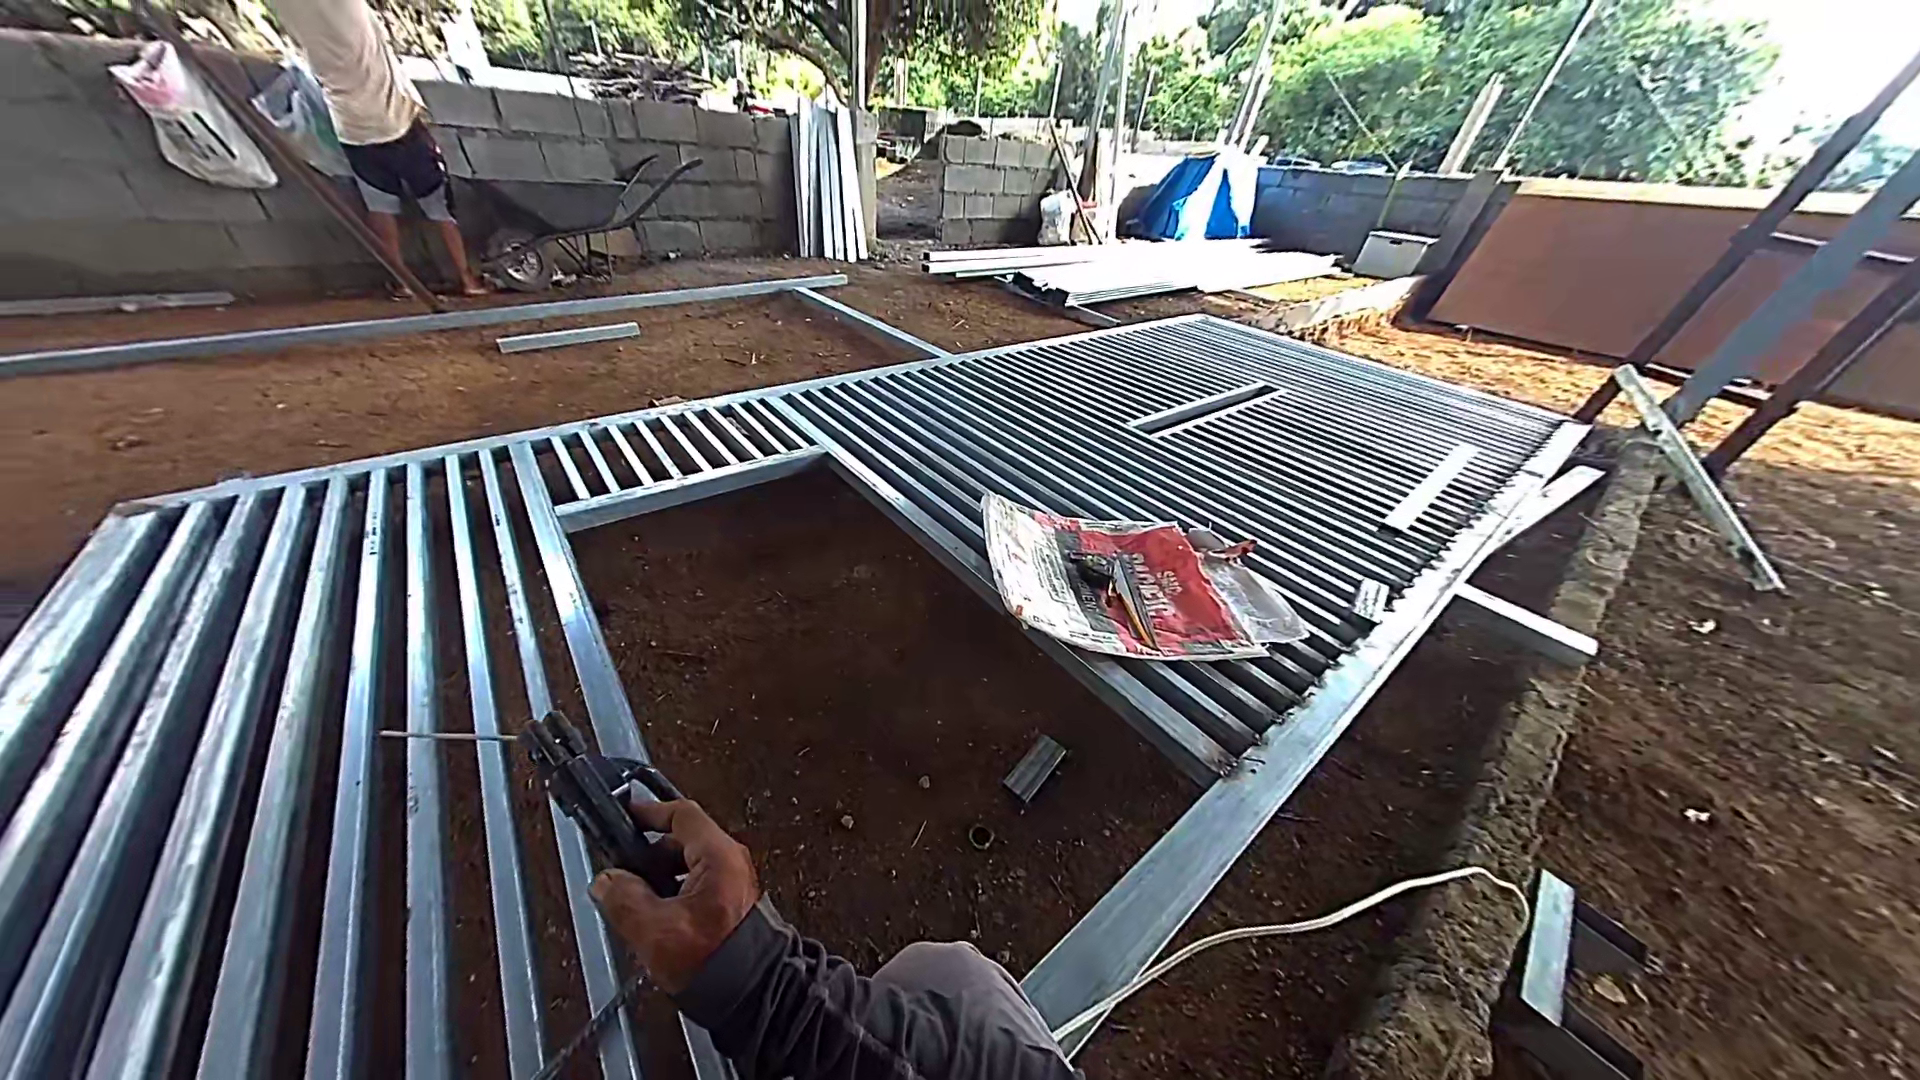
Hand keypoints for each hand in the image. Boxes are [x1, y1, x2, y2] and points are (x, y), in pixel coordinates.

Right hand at [591, 798, 759, 992]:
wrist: (748, 988)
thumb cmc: (715, 959)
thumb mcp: (656, 930)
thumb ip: (625, 900)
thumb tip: (606, 881)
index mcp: (718, 854)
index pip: (682, 814)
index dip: (651, 812)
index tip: (628, 815)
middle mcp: (729, 859)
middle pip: (682, 839)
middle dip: (649, 854)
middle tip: (622, 870)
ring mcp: (732, 878)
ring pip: (687, 863)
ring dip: (659, 875)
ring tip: (636, 900)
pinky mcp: (729, 898)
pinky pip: (695, 881)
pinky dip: (672, 889)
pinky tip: (656, 915)